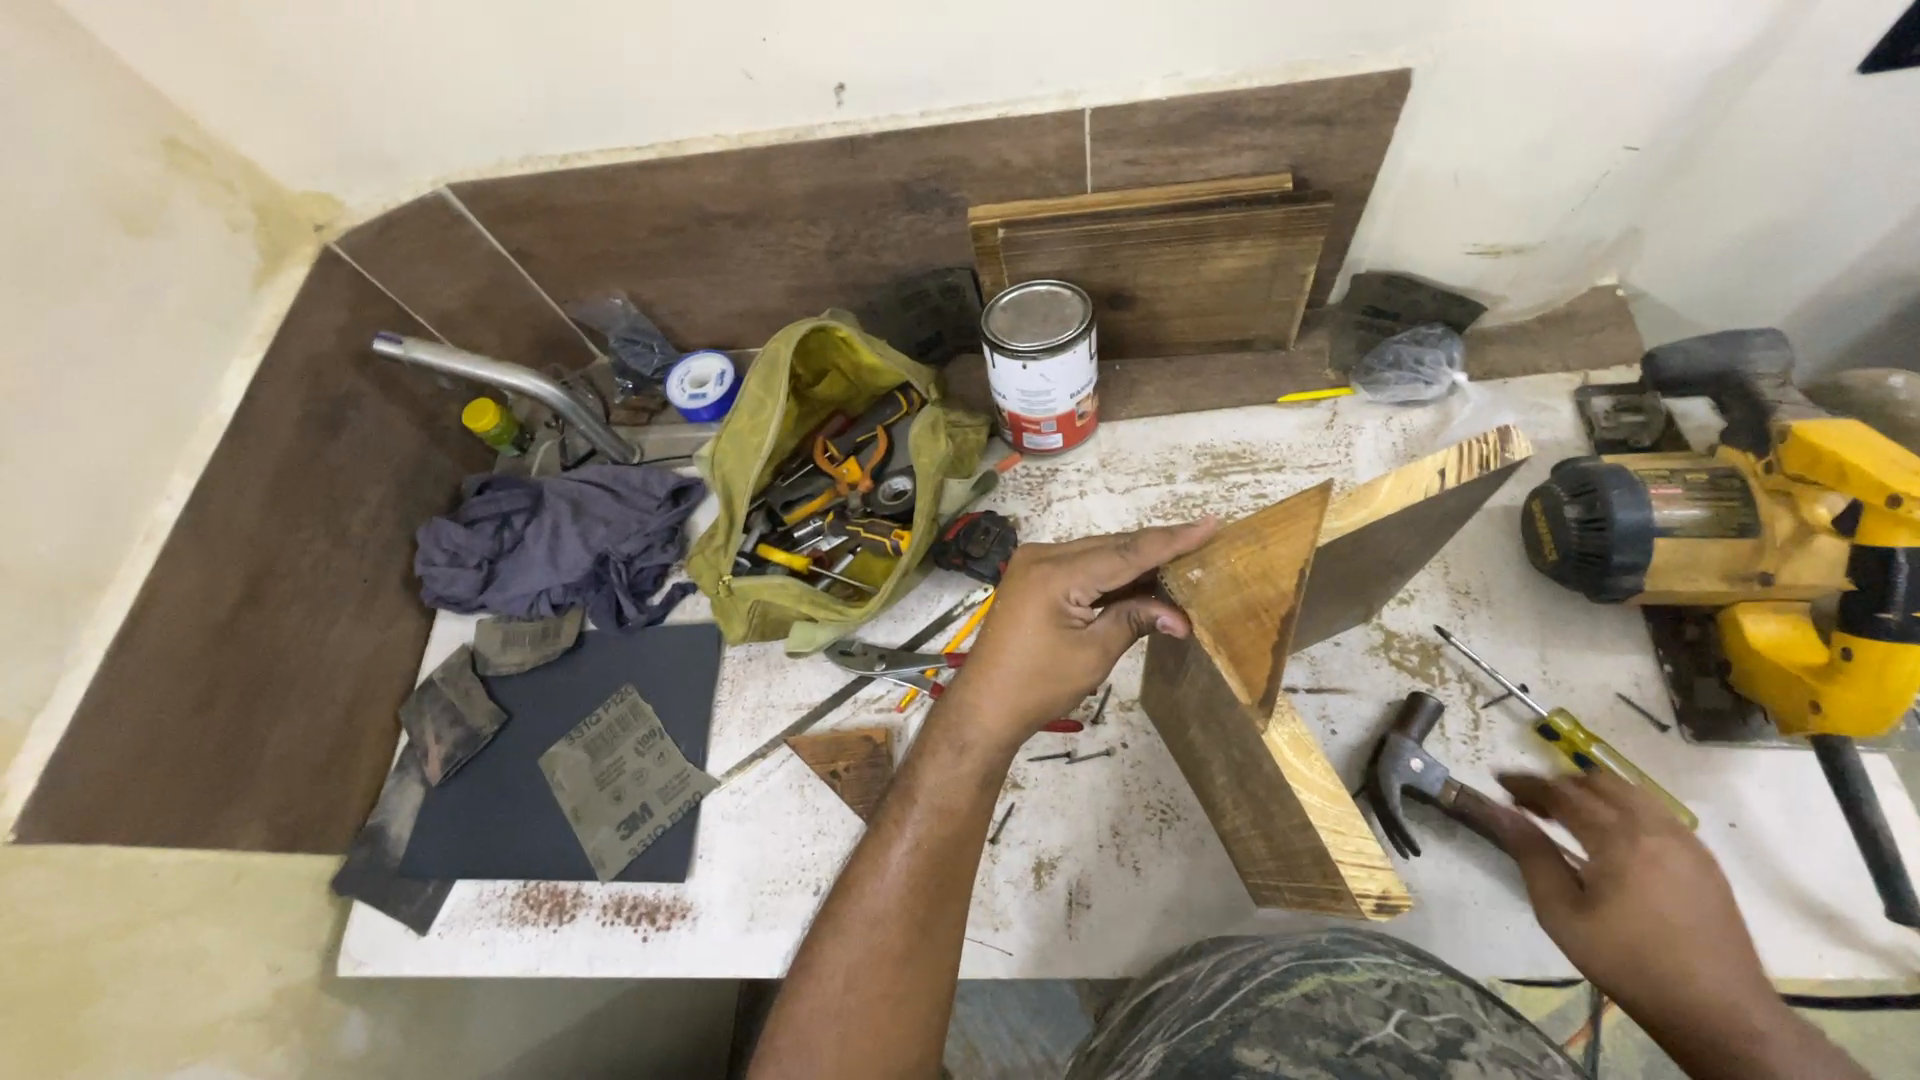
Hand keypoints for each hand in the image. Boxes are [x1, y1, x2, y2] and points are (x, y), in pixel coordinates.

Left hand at [940, 518, 1218, 747]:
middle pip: (1112, 547)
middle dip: (1158, 548)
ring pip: (1097, 553)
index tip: (1211, 523)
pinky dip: (1111, 572)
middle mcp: (1042, 556)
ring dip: (1136, 561)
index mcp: (1056, 573)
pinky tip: (1141, 577)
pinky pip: (1081, 564)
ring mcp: (1034, 563)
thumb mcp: (1093, 655)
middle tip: (1204, 544)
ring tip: (1183, 559)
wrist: (986, 704)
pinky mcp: (1032, 576)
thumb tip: (1181, 616)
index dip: (1172, 540)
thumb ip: (1135, 621)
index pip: (1127, 552)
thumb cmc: (1038, 686)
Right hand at [1484, 770, 1776, 1022]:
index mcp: (1620, 839)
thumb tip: (1501, 813)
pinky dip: (1623, 808)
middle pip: (1601, 783)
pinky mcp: (1704, 861)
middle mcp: (1657, 829)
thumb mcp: (1561, 913)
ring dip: (1594, 793)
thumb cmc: (1628, 963)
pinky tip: (1610, 835)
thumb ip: (1531, 855)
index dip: (1527, 783)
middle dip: (1560, 784)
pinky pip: (1657, 813)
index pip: (1563, 793)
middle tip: (1530, 801)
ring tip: (1566, 813)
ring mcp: (1687, 843)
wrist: (1718, 1011)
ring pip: (1633, 793)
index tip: (1499, 781)